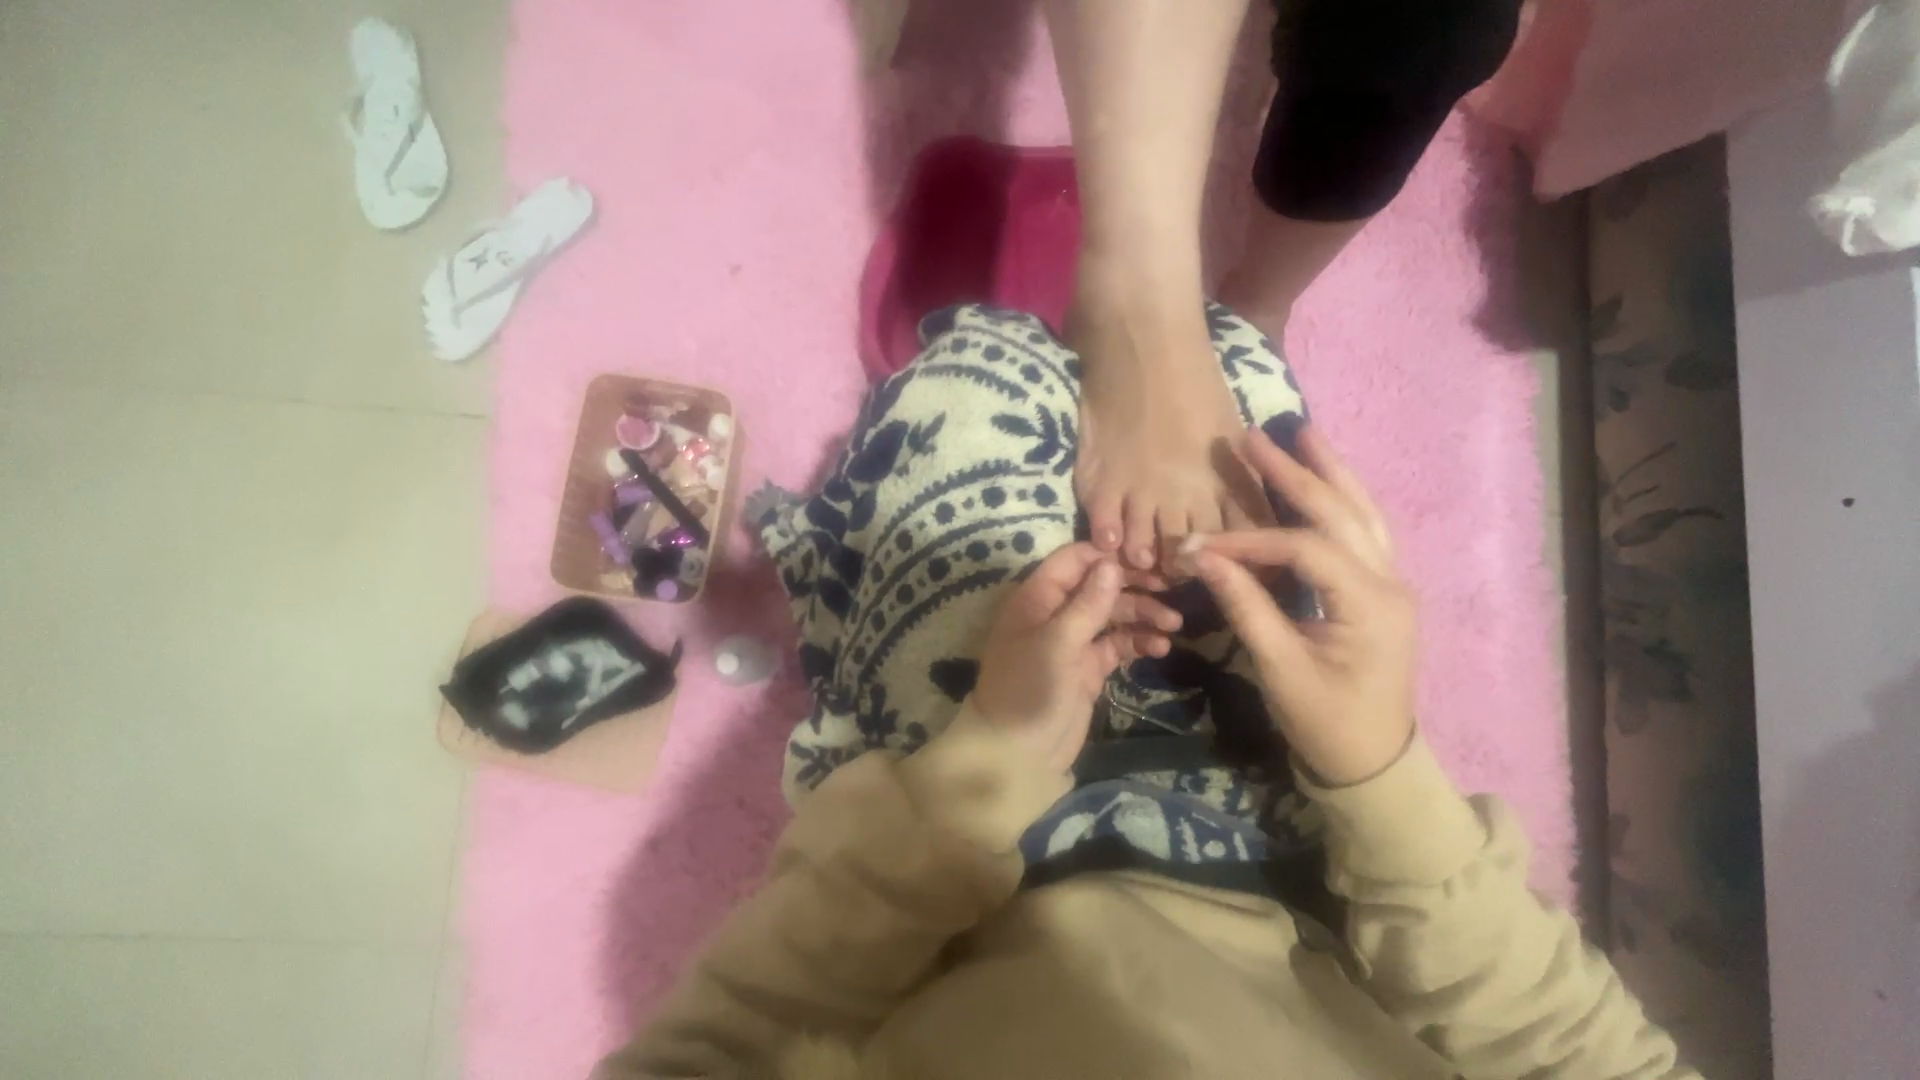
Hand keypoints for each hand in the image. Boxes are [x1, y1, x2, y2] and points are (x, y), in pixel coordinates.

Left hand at [966, 544, 1180, 773]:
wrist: (1018, 753)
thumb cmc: (1029, 689)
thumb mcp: (1057, 642)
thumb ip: (1087, 604)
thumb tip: (1111, 562)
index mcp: (1037, 597)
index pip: (1075, 560)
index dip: (1108, 556)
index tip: (1147, 558)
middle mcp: (1055, 612)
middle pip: (1099, 585)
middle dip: (1134, 586)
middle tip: (1170, 590)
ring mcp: (1073, 640)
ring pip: (1113, 615)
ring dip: (1142, 615)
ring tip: (1173, 624)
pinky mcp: (1089, 667)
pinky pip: (1117, 644)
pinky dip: (1137, 642)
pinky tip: (1159, 647)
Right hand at [1070, 281, 1270, 570]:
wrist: (1143, 331)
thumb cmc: (1193, 369)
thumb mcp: (1232, 422)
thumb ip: (1240, 470)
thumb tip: (1250, 505)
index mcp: (1226, 477)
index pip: (1245, 536)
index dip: (1245, 560)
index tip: (1241, 573)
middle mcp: (1187, 492)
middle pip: (1195, 553)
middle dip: (1192, 571)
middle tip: (1184, 577)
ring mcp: (1141, 488)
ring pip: (1147, 549)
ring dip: (1147, 562)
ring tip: (1144, 565)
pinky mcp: (1102, 478)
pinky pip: (1104, 525)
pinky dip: (1107, 539)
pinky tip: (1108, 543)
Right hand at [1179, 426, 1416, 785]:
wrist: (1372, 762)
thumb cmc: (1325, 720)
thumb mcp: (1279, 668)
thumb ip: (1244, 606)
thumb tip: (1199, 557)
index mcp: (1368, 602)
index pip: (1301, 548)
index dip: (1246, 540)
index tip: (1198, 545)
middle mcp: (1389, 581)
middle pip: (1339, 512)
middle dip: (1295, 473)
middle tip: (1254, 438)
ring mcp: (1392, 583)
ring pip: (1362, 512)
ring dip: (1331, 472)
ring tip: (1305, 432)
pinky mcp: (1382, 590)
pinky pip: (1364, 530)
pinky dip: (1342, 499)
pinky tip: (1326, 479)